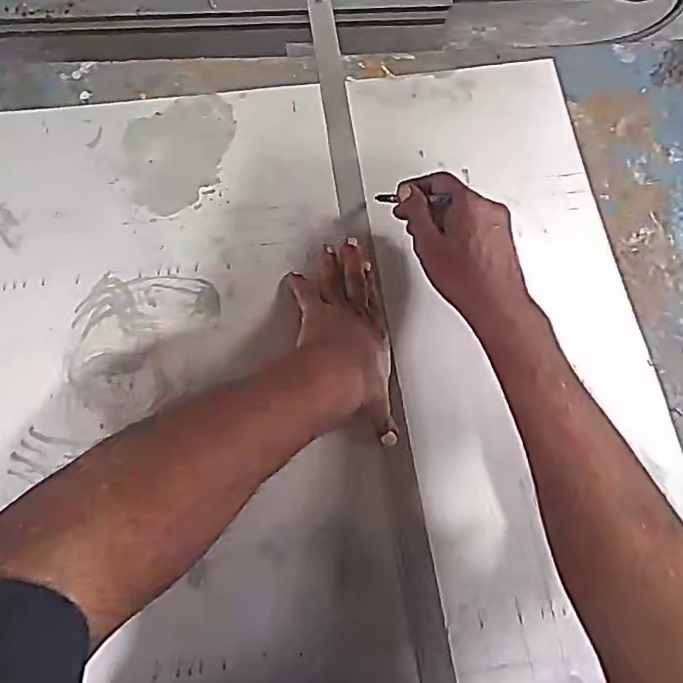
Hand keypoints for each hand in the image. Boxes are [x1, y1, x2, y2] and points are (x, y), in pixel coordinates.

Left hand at [286, 239, 396, 444]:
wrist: (339, 379)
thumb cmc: (358, 386)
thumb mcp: (375, 406)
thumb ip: (379, 419)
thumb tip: (387, 436)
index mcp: (375, 336)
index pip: (375, 305)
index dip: (373, 286)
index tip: (371, 271)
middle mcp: (357, 320)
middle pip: (357, 285)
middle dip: (355, 263)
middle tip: (352, 246)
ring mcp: (337, 314)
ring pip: (335, 282)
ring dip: (332, 265)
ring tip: (328, 249)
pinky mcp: (317, 314)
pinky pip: (307, 296)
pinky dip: (300, 286)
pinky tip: (294, 276)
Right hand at [392, 173, 532, 332]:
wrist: (497, 304)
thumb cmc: (468, 280)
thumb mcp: (428, 243)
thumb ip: (416, 212)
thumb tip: (410, 194)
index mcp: (470, 203)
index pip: (439, 180)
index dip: (416, 187)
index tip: (404, 195)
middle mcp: (489, 208)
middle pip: (453, 194)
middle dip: (429, 205)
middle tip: (411, 217)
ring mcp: (499, 222)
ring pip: (464, 209)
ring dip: (444, 217)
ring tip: (428, 238)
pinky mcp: (502, 236)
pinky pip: (476, 222)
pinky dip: (459, 227)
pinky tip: (447, 248)